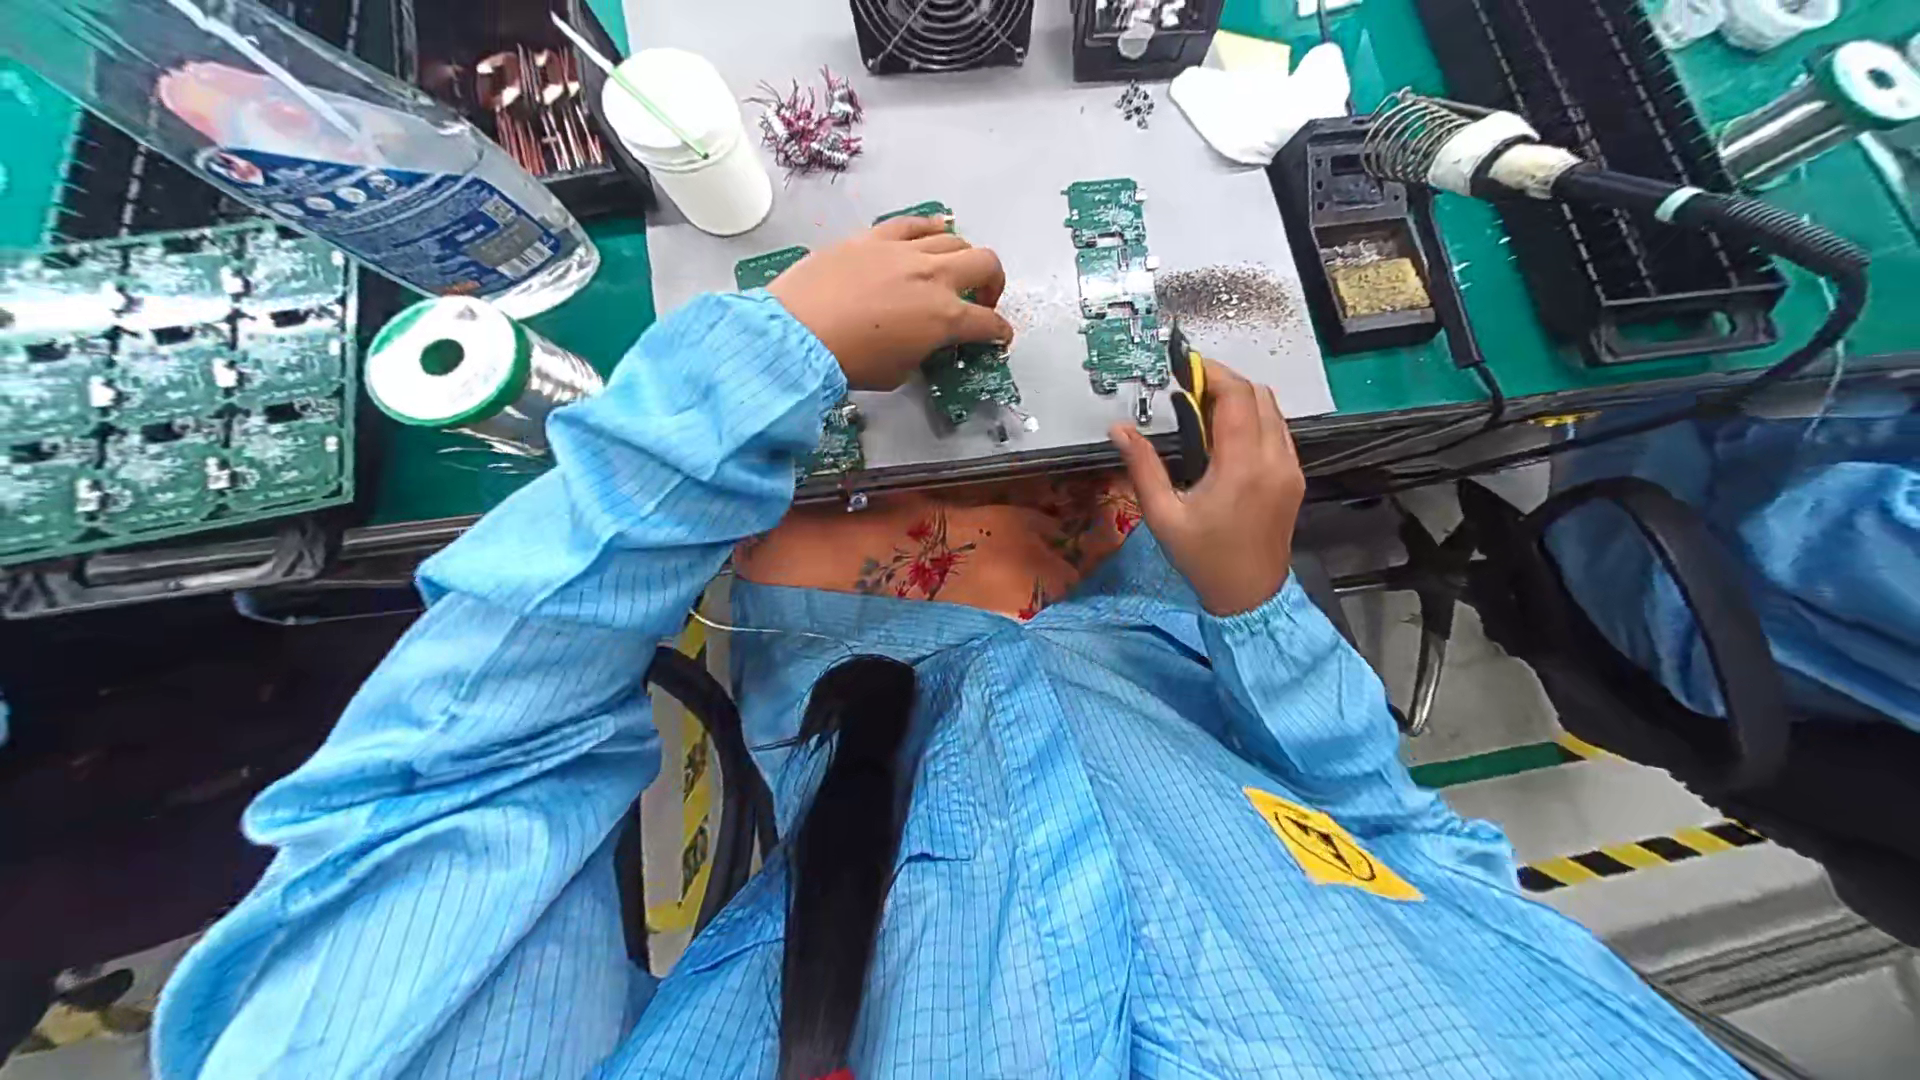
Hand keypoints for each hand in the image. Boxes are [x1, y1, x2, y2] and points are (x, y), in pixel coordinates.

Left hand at [767, 217, 1014, 389]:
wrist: (799, 334)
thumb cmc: (852, 363)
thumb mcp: (899, 372)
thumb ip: (923, 351)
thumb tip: (925, 341)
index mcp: (945, 318)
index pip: (989, 322)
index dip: (1000, 332)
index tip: (999, 337)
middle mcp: (934, 277)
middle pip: (986, 264)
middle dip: (993, 284)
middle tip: (981, 300)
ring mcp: (905, 251)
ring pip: (954, 239)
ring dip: (963, 256)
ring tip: (952, 269)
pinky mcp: (876, 236)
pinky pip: (915, 223)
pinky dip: (931, 228)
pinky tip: (933, 233)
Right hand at [1110, 361, 1304, 615]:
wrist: (1250, 594)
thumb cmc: (1203, 558)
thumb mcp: (1163, 515)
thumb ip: (1143, 466)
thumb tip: (1120, 430)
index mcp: (1242, 466)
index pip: (1237, 396)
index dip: (1212, 373)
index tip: (1186, 370)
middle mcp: (1274, 459)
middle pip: (1259, 394)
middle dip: (1224, 383)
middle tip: (1189, 391)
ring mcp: (1290, 467)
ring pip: (1273, 409)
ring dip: (1241, 400)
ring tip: (1205, 413)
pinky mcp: (1294, 476)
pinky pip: (1278, 430)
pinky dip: (1254, 420)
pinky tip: (1227, 438)